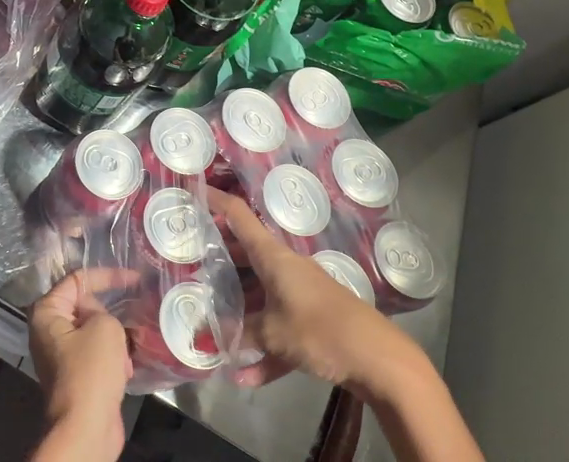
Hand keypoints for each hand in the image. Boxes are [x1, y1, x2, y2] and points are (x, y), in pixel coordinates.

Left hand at [29, 269, 134, 461]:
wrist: (86, 427)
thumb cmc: (91, 370)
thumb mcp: (104, 327)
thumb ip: (103, 311)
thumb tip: (100, 322)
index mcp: (47, 311)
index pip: (77, 279)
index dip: (107, 276)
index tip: (135, 278)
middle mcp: (48, 329)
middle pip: (85, 306)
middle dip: (110, 316)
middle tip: (125, 331)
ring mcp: (61, 353)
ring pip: (94, 332)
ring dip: (114, 341)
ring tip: (124, 357)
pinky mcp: (75, 374)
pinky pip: (97, 354)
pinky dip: (112, 359)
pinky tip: (124, 371)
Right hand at [207, 187, 415, 393]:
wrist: (379, 360)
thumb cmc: (321, 330)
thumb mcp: (273, 333)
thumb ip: (239, 333)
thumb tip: (207, 337)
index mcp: (273, 257)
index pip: (238, 216)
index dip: (215, 201)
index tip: (191, 192)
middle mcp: (285, 268)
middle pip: (244, 256)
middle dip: (218, 263)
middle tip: (189, 266)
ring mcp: (299, 294)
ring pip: (259, 296)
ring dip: (238, 314)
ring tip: (210, 327)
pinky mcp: (312, 321)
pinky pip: (279, 329)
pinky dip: (263, 349)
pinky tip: (245, 376)